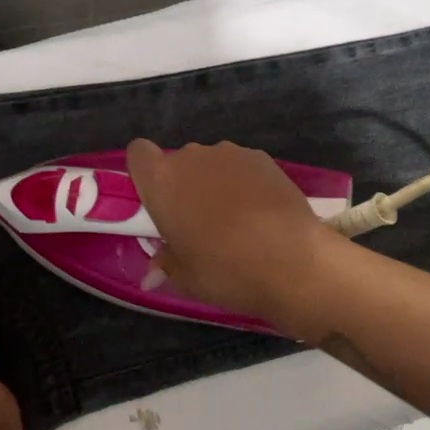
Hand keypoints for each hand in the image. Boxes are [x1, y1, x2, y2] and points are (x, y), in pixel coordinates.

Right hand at [125, 138, 343, 322]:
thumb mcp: (186, 276)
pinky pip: (241, 167)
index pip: (138, 153)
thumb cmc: (225, 269)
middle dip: (184, 186)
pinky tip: (261, 214)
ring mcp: (229, 153)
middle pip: (178, 162)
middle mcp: (191, 157)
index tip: (158, 200)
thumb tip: (151, 275)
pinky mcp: (261, 158)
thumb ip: (165, 263)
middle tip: (198, 223)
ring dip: (215, 184)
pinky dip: (245, 184)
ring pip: (211, 164)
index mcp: (162, 181)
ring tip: (235, 221)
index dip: (145, 172)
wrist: (291, 259)